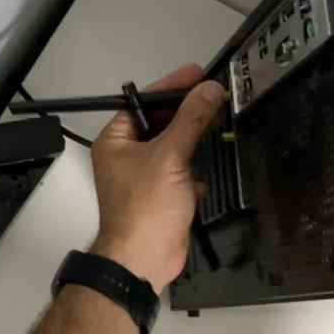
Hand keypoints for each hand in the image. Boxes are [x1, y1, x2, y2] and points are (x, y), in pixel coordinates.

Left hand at [86, 63, 225, 293]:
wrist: (143, 259)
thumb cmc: (145, 207)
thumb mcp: (170, 155)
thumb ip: (191, 120)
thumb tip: (208, 90)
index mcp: (116, 140)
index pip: (142, 102)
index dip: (170, 87)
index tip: (196, 74)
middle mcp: (125, 155)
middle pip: (159, 123)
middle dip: (186, 114)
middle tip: (214, 96)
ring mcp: (143, 177)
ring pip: (172, 149)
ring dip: (192, 143)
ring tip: (217, 125)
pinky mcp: (160, 197)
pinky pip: (180, 174)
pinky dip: (193, 174)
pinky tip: (203, 178)